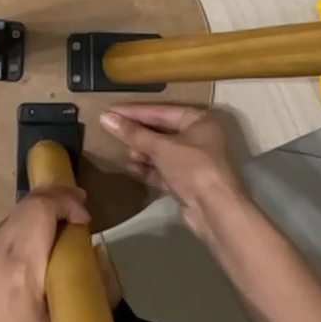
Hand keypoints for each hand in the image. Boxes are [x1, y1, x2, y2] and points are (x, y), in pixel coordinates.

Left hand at [0, 186, 89, 321]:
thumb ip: (94, 288)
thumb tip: (98, 253)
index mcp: (17, 274)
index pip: (38, 211)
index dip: (64, 201)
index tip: (84, 214)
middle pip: (20, 212)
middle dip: (51, 207)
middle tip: (76, 218)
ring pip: (4, 228)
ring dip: (31, 226)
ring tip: (55, 241)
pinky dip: (13, 246)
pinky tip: (26, 266)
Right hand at [100, 104, 245, 241]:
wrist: (215, 210)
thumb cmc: (192, 167)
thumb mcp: (161, 148)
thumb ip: (133, 133)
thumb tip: (105, 117)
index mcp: (199, 120)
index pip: (161, 111)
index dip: (134, 111)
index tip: (110, 110)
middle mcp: (199, 137)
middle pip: (161, 131)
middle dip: (138, 133)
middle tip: (112, 131)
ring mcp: (194, 160)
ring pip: (162, 151)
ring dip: (142, 152)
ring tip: (124, 152)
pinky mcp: (188, 181)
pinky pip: (163, 169)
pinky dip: (148, 168)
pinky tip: (132, 167)